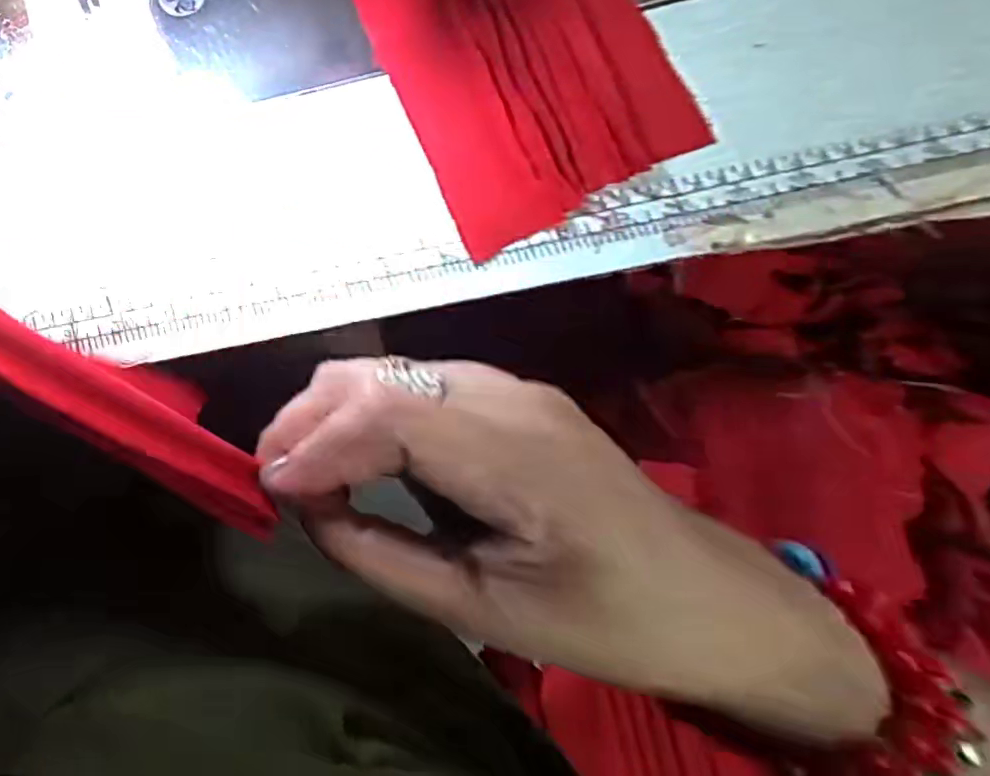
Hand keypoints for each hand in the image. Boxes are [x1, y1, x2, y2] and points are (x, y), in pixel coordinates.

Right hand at [258, 359, 887, 745]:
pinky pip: (403, 381)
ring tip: (300, 463)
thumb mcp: (487, 612)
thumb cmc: (610, 621)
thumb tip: (306, 509)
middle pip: (371, 377)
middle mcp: (502, 395)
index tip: (272, 486)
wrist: (717, 598)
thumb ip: (380, 556)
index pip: (387, 416)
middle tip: (272, 474)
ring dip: (325, 409)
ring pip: (380, 369)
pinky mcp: (494, 389)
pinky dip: (358, 409)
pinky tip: (349, 449)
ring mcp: (500, 382)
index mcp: (517, 455)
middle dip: (304, 420)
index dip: (317, 444)